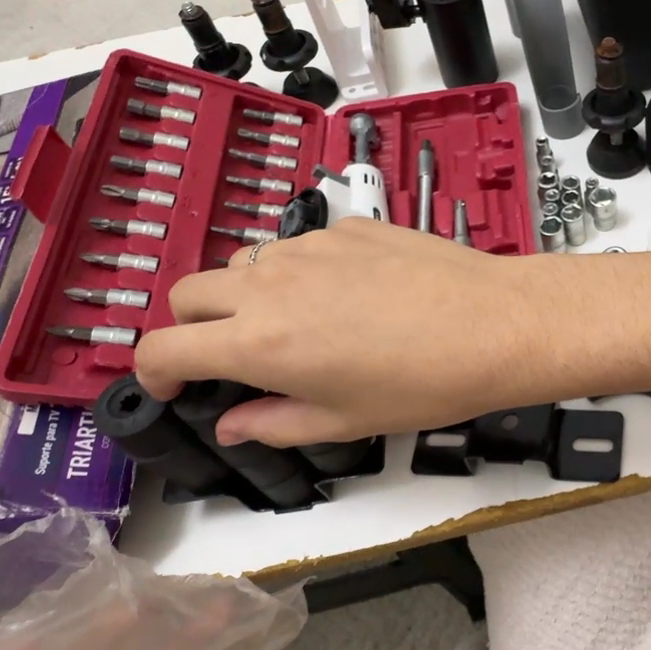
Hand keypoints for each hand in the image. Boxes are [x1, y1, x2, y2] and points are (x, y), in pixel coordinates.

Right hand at [135, 219, 562, 446]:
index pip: (162, 347)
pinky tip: (346, 294)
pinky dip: (297, 269)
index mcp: (258, 342)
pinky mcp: (348, 226)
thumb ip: (273, 421)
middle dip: (194, 325)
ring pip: (244, 261)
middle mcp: (270, 284)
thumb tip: (232, 423)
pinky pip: (299, 244)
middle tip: (232, 354)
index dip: (156, 372)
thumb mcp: (344, 420)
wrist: (495, 324)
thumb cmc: (423, 384)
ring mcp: (310, 246)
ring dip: (246, 293)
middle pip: (189, 292)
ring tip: (295, 323)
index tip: (177, 385)